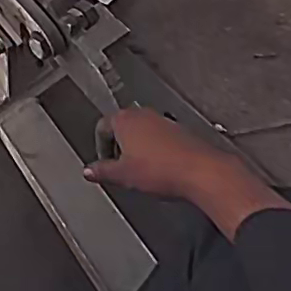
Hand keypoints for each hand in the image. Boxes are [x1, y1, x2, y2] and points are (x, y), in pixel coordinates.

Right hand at [85, 108, 290, 237]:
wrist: (202, 173)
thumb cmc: (162, 170)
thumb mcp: (123, 176)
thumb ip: (102, 171)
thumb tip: (89, 171)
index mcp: (123, 120)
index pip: (102, 128)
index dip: (100, 147)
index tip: (104, 163)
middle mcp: (142, 115)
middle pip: (122, 127)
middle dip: (119, 147)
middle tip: (121, 167)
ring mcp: (163, 121)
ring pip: (143, 132)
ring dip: (140, 149)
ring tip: (143, 171)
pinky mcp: (180, 131)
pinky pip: (161, 139)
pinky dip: (158, 151)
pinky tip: (163, 169)